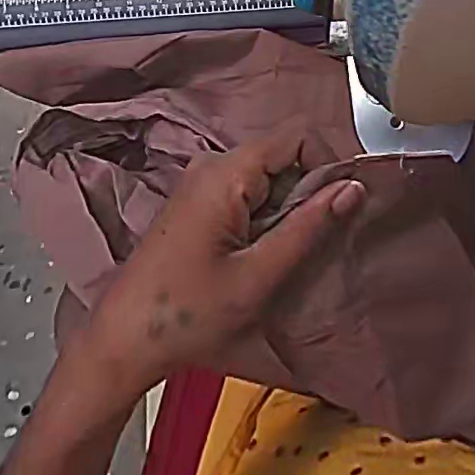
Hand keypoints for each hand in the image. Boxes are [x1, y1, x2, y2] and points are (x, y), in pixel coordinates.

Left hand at [76, 126, 365, 398]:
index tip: (338, 206)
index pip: (297, 135)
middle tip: (310, 241)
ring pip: (270, 174)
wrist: (122, 340)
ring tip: (281, 254)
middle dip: (308, 190)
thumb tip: (352, 187)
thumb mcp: (258, 275)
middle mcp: (213, 165)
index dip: (327, 163)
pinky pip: (250, 190)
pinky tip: (260, 254)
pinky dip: (268, 214)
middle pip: (284, 153)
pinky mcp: (200, 200)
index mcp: (226, 172)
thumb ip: (308, 226)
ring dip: (288, 207)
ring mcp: (203, 181)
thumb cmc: (185, 313)